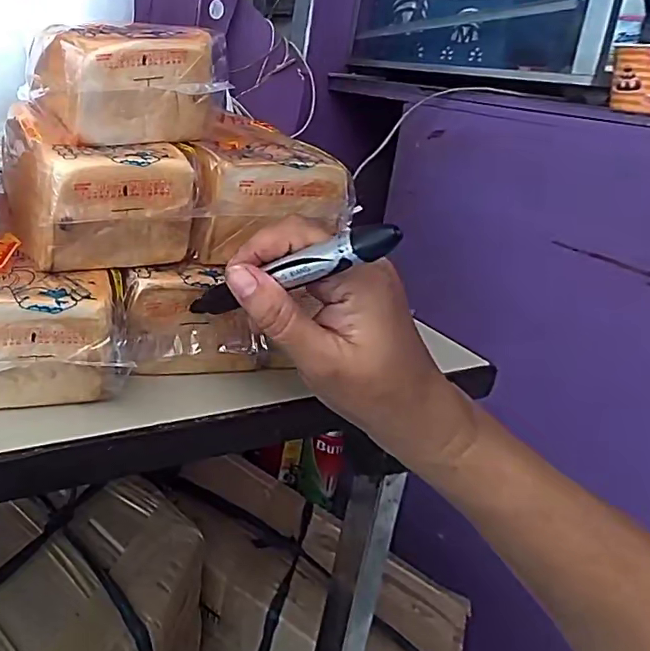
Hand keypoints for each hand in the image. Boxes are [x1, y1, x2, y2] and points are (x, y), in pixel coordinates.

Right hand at [226, 218, 478, 471]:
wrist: (417, 416)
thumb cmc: (377, 393)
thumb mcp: (317, 358)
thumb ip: (276, 314)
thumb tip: (238, 276)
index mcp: (360, 272)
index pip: (298, 234)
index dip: (259, 248)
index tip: (232, 275)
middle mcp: (362, 261)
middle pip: (298, 238)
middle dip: (263, 259)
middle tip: (238, 290)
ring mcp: (360, 270)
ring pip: (302, 251)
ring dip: (273, 272)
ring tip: (254, 303)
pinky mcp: (354, 283)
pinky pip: (312, 268)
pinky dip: (288, 282)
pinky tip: (277, 307)